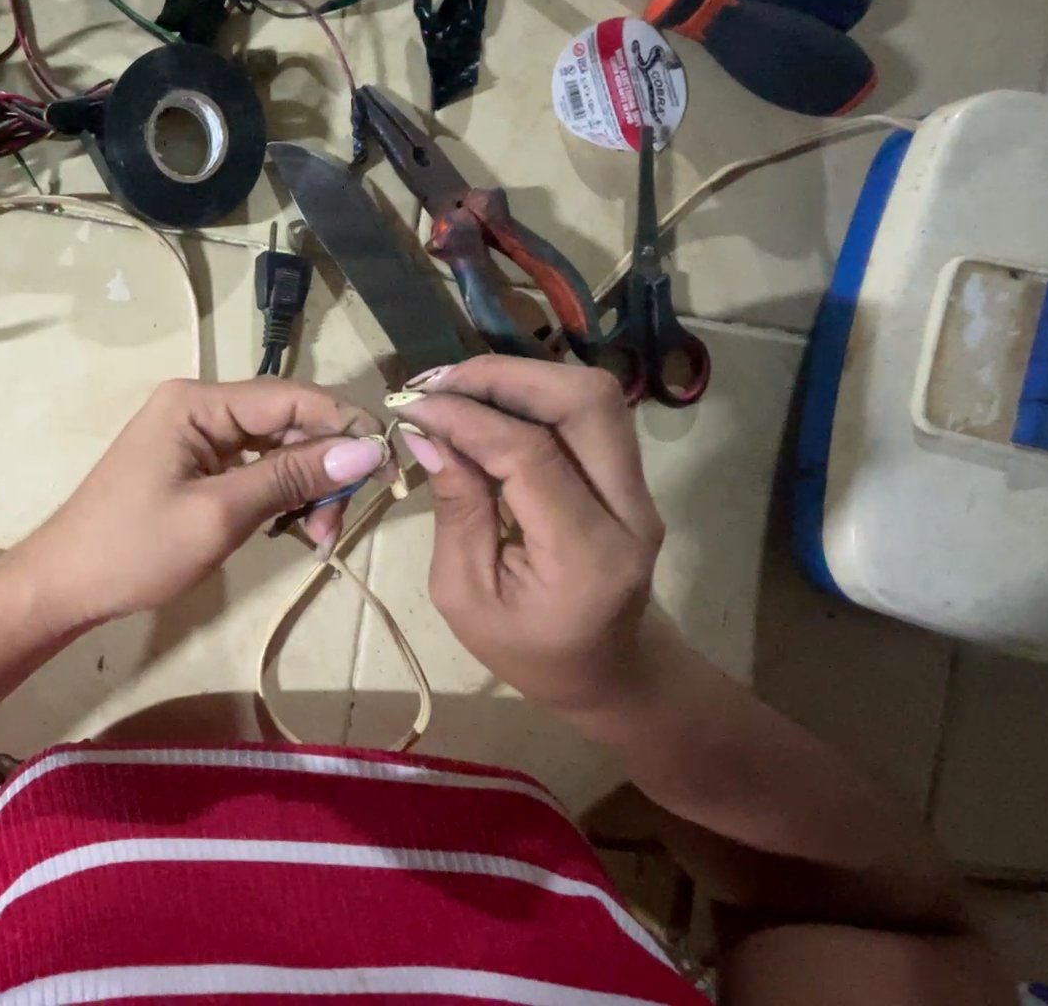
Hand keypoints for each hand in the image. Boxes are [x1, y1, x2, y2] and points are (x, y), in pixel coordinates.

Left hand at [9, 378, 387, 628]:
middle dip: (322, 467)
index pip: (291, 398)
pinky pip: (252, 468)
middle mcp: (198, 406)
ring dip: (303, 487)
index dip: (343, 426)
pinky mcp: (194, 465)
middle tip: (336, 524)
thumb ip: (291, 477)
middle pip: (286, 422)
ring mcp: (195, 436)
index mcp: (197, 402)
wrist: (66, 584)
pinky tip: (292, 527)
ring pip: (274, 448)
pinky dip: (277, 495)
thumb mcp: (219, 514)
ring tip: (314, 536)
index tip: (384, 467)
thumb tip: (366, 449)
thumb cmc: (135, 549)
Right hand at [388, 357, 664, 714]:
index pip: (530, 454)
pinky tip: (482, 406)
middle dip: (503, 376)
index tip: (409, 406)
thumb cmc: (527, 650)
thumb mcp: (464, 595)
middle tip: (436, 385)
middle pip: (587, 400)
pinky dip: (529, 396)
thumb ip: (455, 512)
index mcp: (586, 555)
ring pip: (593, 395)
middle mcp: (629, 509)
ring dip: (518, 378)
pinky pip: (584, 413)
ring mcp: (638, 488)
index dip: (465, 418)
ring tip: (454, 390)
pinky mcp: (628, 476)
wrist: (609, 672)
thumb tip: (427, 436)